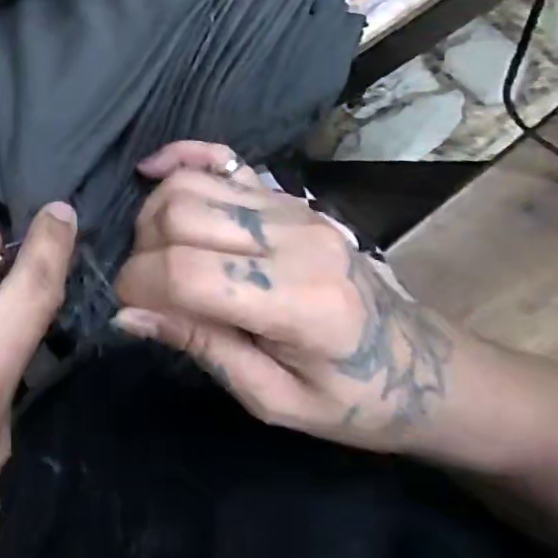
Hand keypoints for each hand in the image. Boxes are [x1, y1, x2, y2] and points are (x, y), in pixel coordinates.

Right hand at [112, 141, 465, 454]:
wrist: (431, 370)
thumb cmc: (357, 401)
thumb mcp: (275, 400)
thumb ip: (201, 347)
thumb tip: (126, 314)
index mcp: (302, 301)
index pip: (186, 271)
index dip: (138, 286)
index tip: (128, 308)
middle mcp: (296, 238)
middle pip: (179, 214)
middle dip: (141, 250)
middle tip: (147, 287)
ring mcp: (294, 207)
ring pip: (188, 184)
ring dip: (152, 216)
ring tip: (158, 253)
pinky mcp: (287, 195)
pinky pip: (219, 157)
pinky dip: (178, 158)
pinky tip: (151, 171)